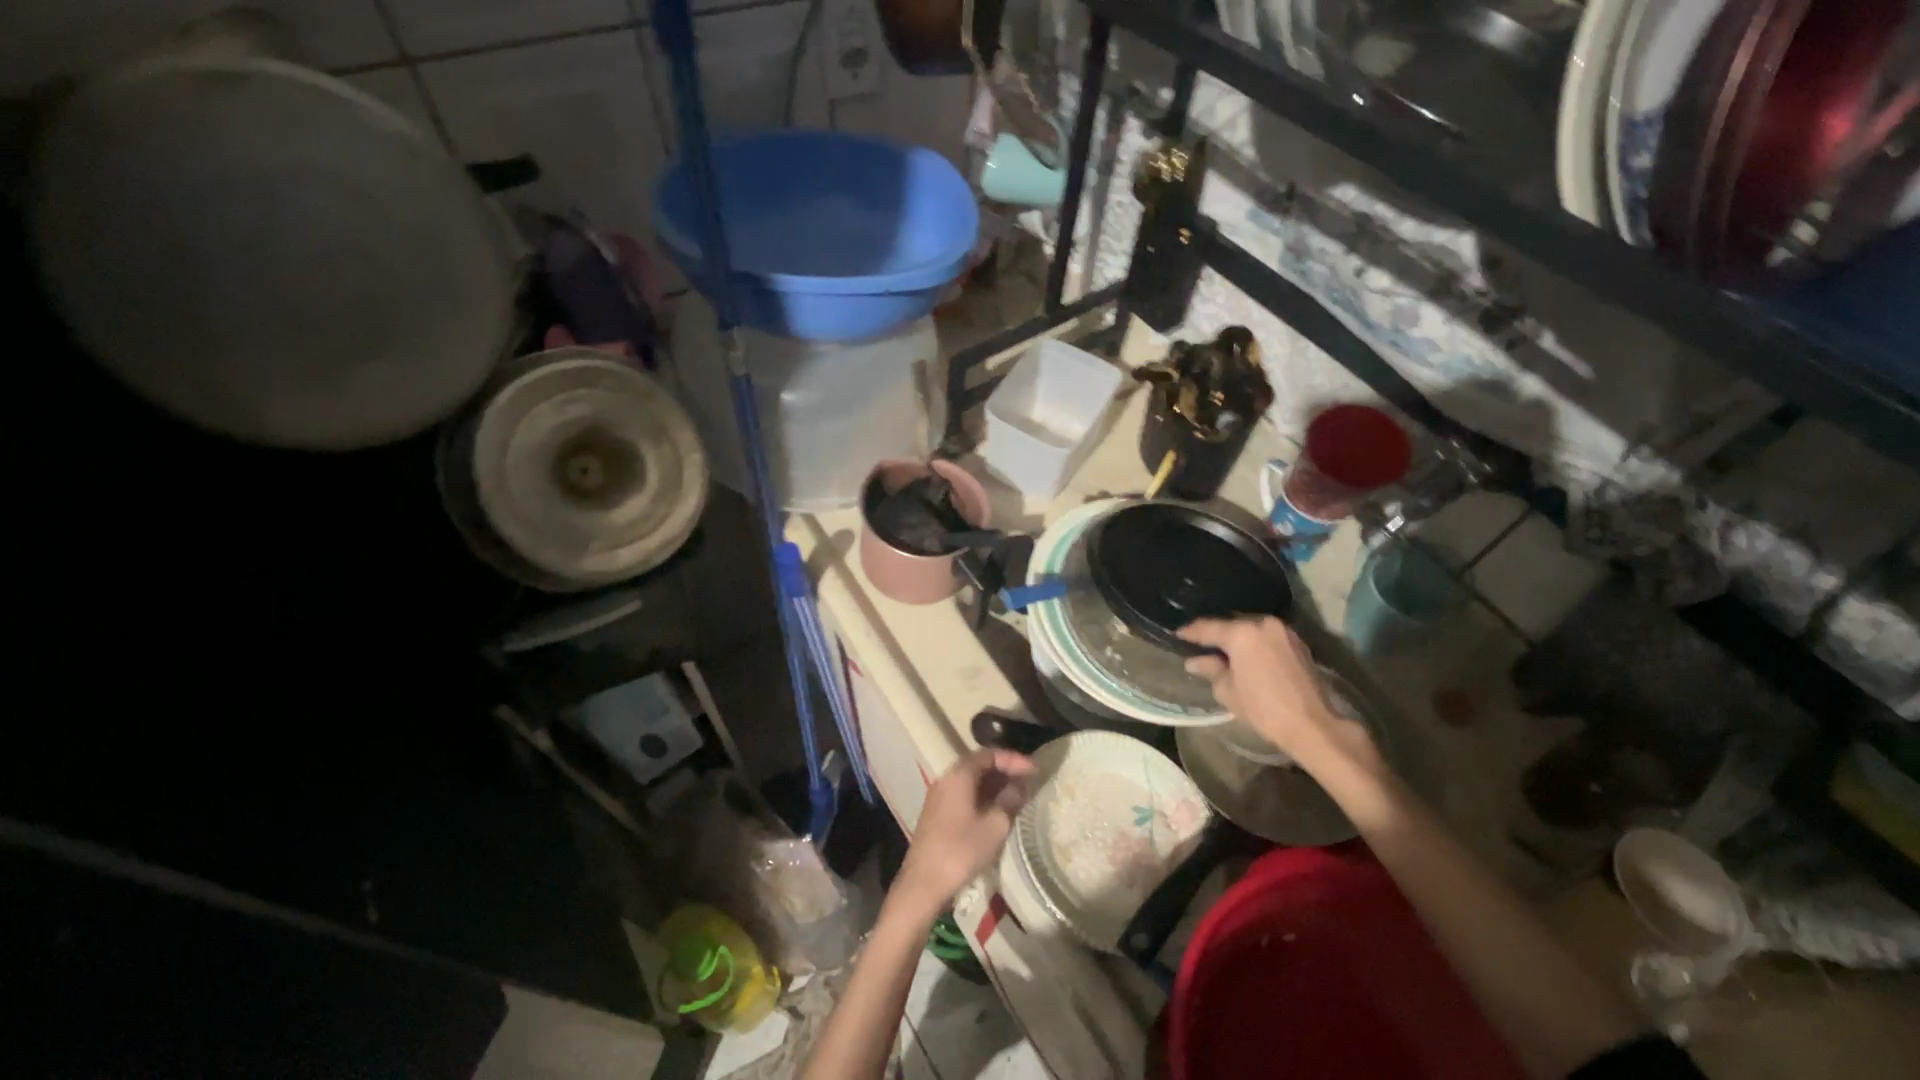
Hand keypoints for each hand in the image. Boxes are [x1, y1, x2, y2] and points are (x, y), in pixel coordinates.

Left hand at [896, 749, 1034, 914]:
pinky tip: (998, 811)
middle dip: (1005, 771)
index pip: (989, 755)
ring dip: (994, 785)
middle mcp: (946, 780)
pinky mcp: (937, 815)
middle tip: (1029, 781)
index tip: (1035, 769)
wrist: (923, 884)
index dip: (1014, 759)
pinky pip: (963, 796)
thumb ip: (1010, 800)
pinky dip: (983, 797)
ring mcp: (939, 798)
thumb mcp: (995, 826)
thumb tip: (1021, 785)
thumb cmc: (961, 851)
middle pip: (978, 765)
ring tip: (1019, 795)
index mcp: (958, 776)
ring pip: (970, 782)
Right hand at [1179, 617, 1379, 772]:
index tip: (1178, 635)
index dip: (1190, 633)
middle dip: (1216, 633)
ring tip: (1224, 651)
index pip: (1208, 627)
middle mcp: (1263, 623)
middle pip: (1231, 623)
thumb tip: (1196, 661)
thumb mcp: (1228, 692)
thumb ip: (1211, 670)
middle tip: (1201, 645)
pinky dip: (1255, 642)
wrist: (1312, 723)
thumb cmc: (1264, 709)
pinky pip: (1267, 636)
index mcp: (1242, 634)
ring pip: (1251, 628)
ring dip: (1237, 637)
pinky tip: (1248, 656)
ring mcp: (1283, 631)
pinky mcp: (1297, 642)